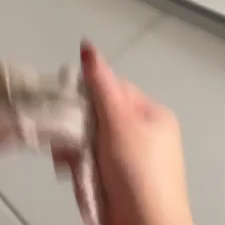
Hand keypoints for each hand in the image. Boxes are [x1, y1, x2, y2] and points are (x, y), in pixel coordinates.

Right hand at [58, 42, 194, 224]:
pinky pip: (88, 158)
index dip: (88, 93)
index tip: (73, 105)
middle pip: (95, 111)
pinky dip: (78, 164)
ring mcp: (129, 157)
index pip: (110, 86)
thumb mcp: (119, 121)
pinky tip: (76, 173)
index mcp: (152, 114)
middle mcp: (142, 133)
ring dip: (75, 147)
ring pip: (87, 136)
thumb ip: (100, 83)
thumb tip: (88, 47)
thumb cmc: (140, 176)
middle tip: (72, 138)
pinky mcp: (116, 178)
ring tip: (75, 163)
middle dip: (78, 125)